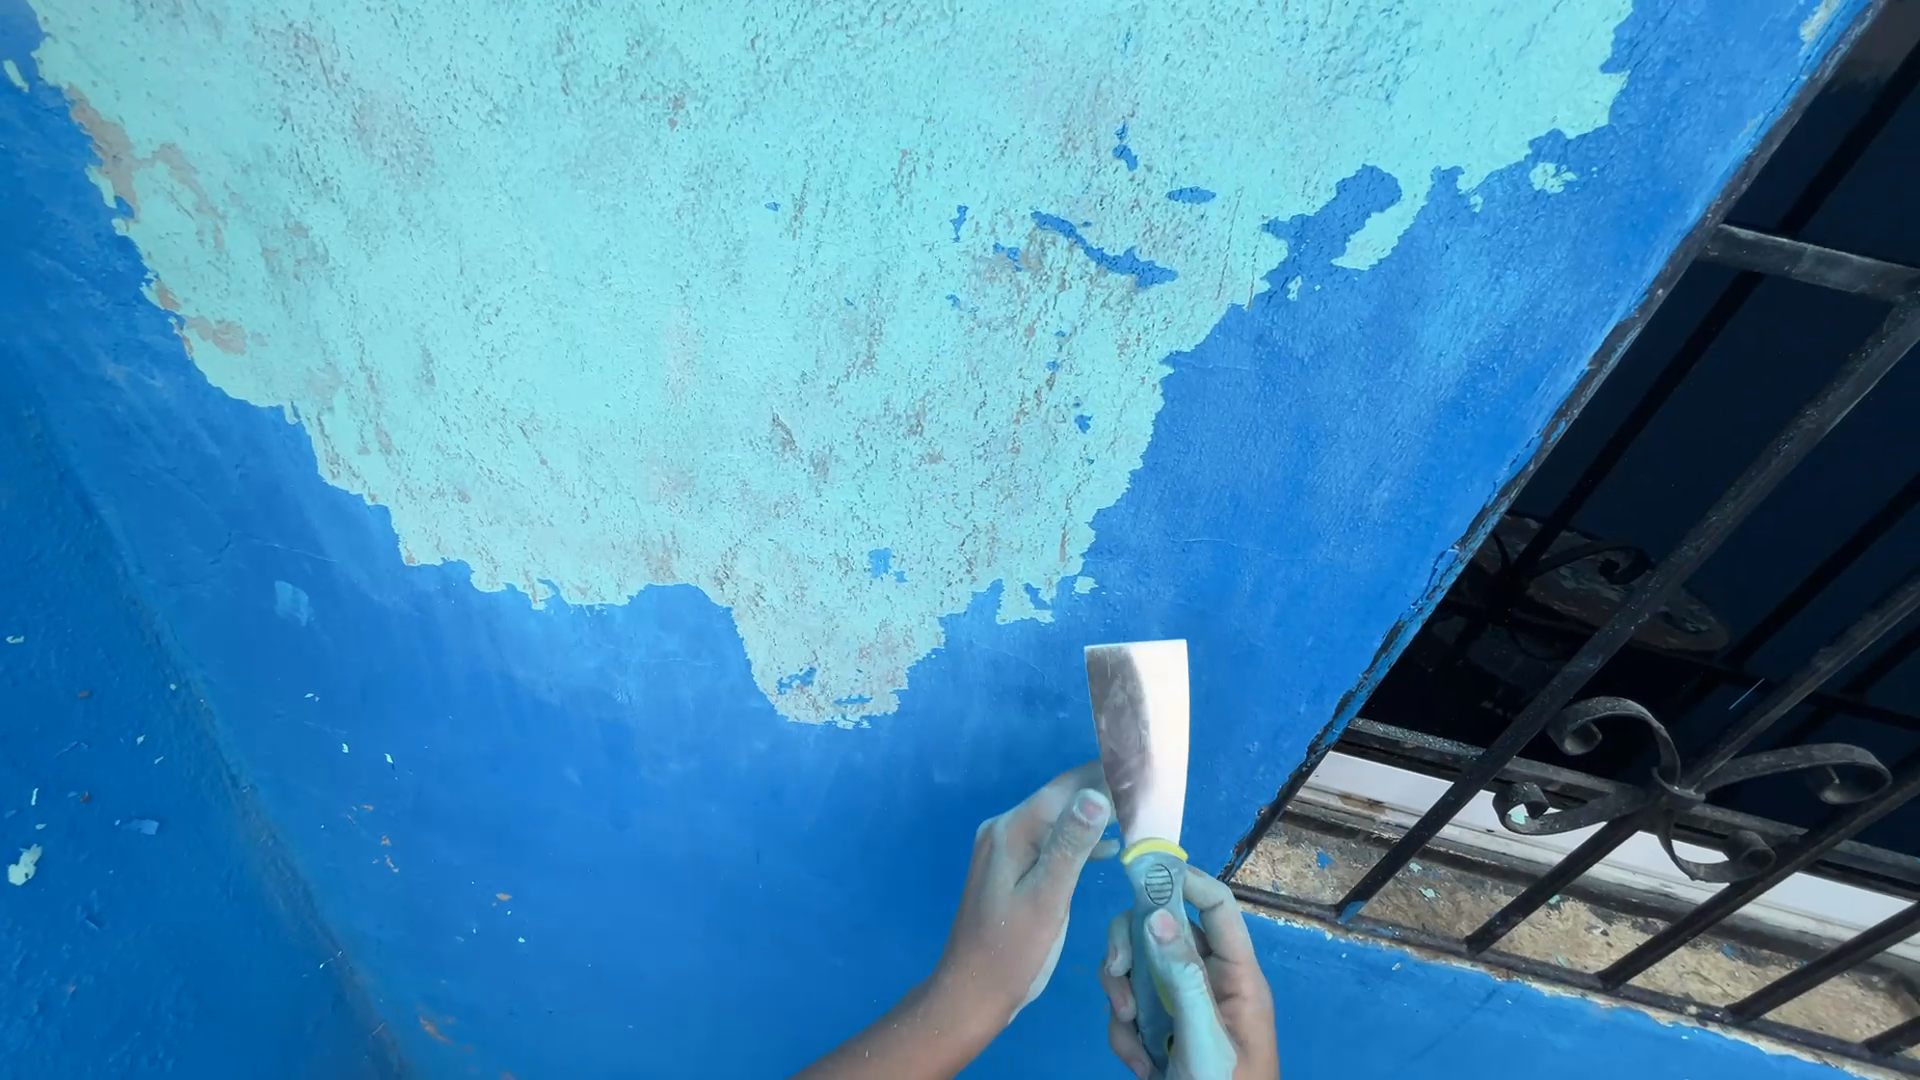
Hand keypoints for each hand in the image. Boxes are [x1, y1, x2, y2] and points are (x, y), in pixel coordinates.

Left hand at [931, 761, 1115, 1033]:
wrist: (972, 993)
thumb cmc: (1012, 952)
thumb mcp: (1047, 899)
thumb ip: (1070, 846)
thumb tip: (1095, 795)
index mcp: (1011, 830)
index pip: (1064, 788)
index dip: (1102, 776)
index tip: (1141, 773)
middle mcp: (1005, 828)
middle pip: (1061, 800)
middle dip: (1102, 793)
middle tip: (1148, 796)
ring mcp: (1007, 847)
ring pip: (1058, 820)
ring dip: (1094, 817)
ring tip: (1137, 816)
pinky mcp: (1013, 867)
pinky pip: (1051, 842)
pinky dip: (1079, 842)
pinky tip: (1109, 848)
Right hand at [1101, 867, 1278, 1079]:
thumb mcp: (1205, 1044)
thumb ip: (1183, 978)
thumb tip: (1159, 913)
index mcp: (1235, 976)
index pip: (1216, 905)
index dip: (1183, 878)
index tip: (1139, 871)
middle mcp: (1207, 979)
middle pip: (1161, 925)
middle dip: (1130, 948)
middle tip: (1116, 975)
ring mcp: (1181, 1002)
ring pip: (1136, 963)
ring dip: (1122, 996)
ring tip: (1131, 1037)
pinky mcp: (1160, 1026)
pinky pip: (1128, 1003)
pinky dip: (1123, 1030)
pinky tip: (1138, 1065)